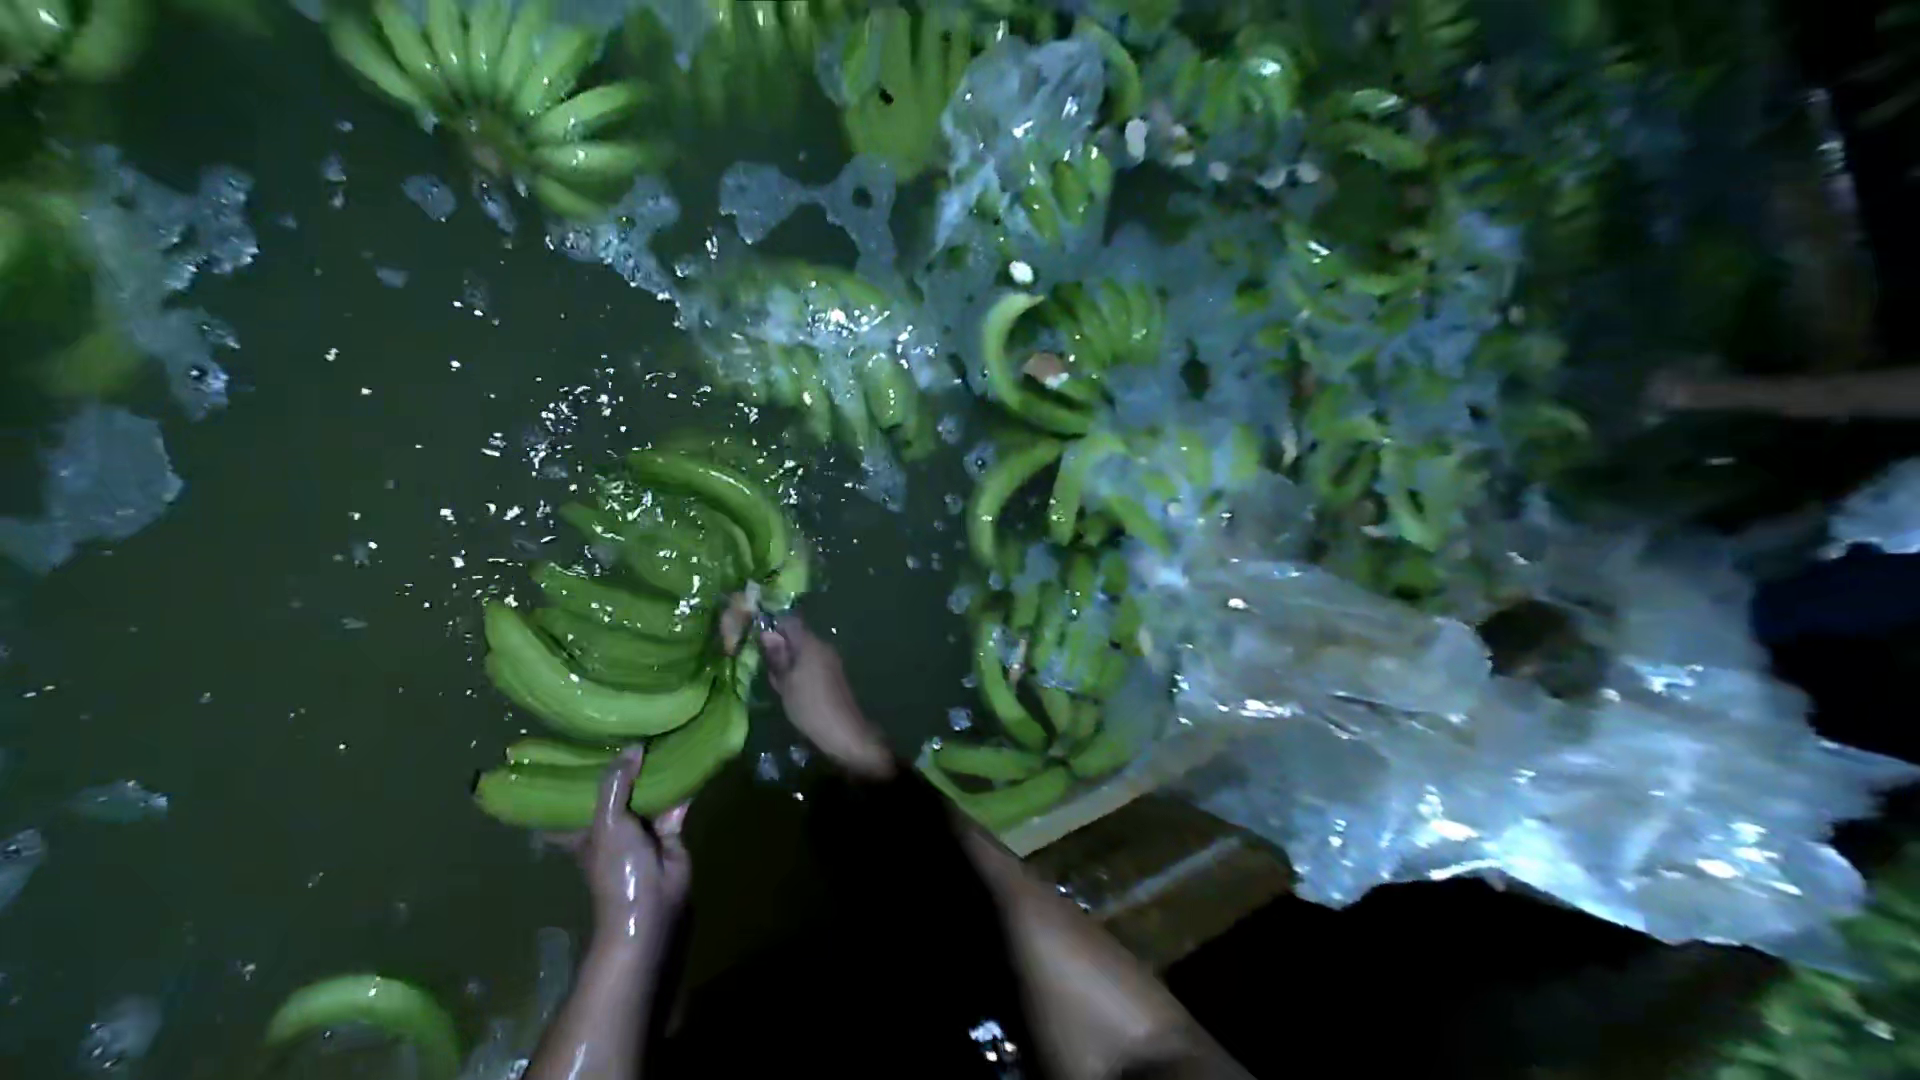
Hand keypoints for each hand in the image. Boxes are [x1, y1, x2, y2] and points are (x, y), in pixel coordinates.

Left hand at [564, 748, 691, 948]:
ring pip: (648, 791)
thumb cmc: (616, 867)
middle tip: (631, 726)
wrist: (653, 902)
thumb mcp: (607, 821)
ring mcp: (641, 826)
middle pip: (615, 789)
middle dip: (623, 764)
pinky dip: (682, 783)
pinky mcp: (670, 828)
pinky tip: (690, 756)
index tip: (579, 745)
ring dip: (656, 770)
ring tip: (663, 732)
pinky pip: (675, 800)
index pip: (572, 798)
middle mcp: (611, 823)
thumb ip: (615, 783)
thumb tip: (634, 747)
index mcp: (584, 828)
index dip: (575, 774)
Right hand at [759, 614, 894, 779]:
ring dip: (790, 661)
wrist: (843, 730)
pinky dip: (801, 670)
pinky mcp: (835, 673)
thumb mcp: (785, 682)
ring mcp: (831, 659)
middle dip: (781, 647)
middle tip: (770, 669)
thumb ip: (777, 656)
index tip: (761, 644)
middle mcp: (823, 645)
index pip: (790, 620)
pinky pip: (813, 662)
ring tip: (781, 683)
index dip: (774, 627)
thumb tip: (768, 634)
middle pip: (798, 636)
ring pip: (805, 650)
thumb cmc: (808, 705)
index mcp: (810, 643)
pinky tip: (795, 690)